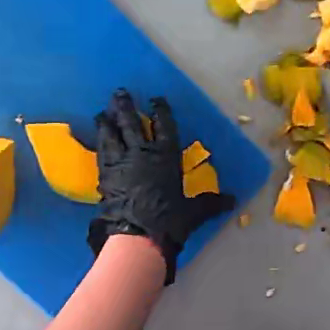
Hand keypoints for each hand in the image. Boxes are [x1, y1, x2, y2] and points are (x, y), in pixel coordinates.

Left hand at [88, 90, 234, 284]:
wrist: (138, 237)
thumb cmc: (169, 222)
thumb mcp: (194, 212)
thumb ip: (210, 203)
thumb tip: (233, 201)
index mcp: (166, 157)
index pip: (165, 127)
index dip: (161, 111)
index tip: (156, 99)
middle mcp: (142, 153)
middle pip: (132, 123)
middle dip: (126, 107)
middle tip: (120, 93)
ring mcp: (121, 162)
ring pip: (112, 134)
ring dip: (107, 121)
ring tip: (103, 112)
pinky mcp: (105, 175)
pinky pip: (101, 151)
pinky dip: (99, 141)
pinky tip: (97, 137)